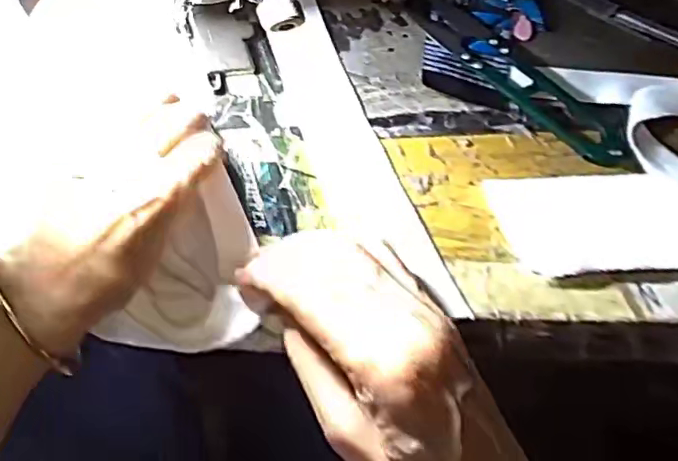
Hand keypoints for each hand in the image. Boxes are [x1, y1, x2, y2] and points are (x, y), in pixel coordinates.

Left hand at [0, 97, 222, 357]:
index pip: (191, 161)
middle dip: (183, 119)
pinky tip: (126, 107)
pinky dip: (116, 114)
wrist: (44, 280)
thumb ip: (166, 215)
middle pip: (162, 132)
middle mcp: (126, 174)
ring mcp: (95, 161)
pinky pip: (98, 126)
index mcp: (152, 203)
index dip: (207, 150)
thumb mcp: (151, 256)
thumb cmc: (103, 282)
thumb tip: (180, 187)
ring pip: (130, 122)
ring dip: (152, 107)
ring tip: (167, 97)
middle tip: (196, 113)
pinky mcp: (68, 158)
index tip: (213, 146)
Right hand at [236, 232, 522, 460]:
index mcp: (383, 359)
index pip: (302, 286)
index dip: (261, 277)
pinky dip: (336, 248)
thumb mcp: (343, 429)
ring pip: (345, 247)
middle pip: (321, 258)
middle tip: (255, 277)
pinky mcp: (434, 306)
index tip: (243, 285)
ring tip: (281, 269)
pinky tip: (318, 265)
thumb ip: (306, 363)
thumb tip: (283, 314)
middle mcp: (409, 323)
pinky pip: (375, 252)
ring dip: (302, 250)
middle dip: (276, 259)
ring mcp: (427, 310)